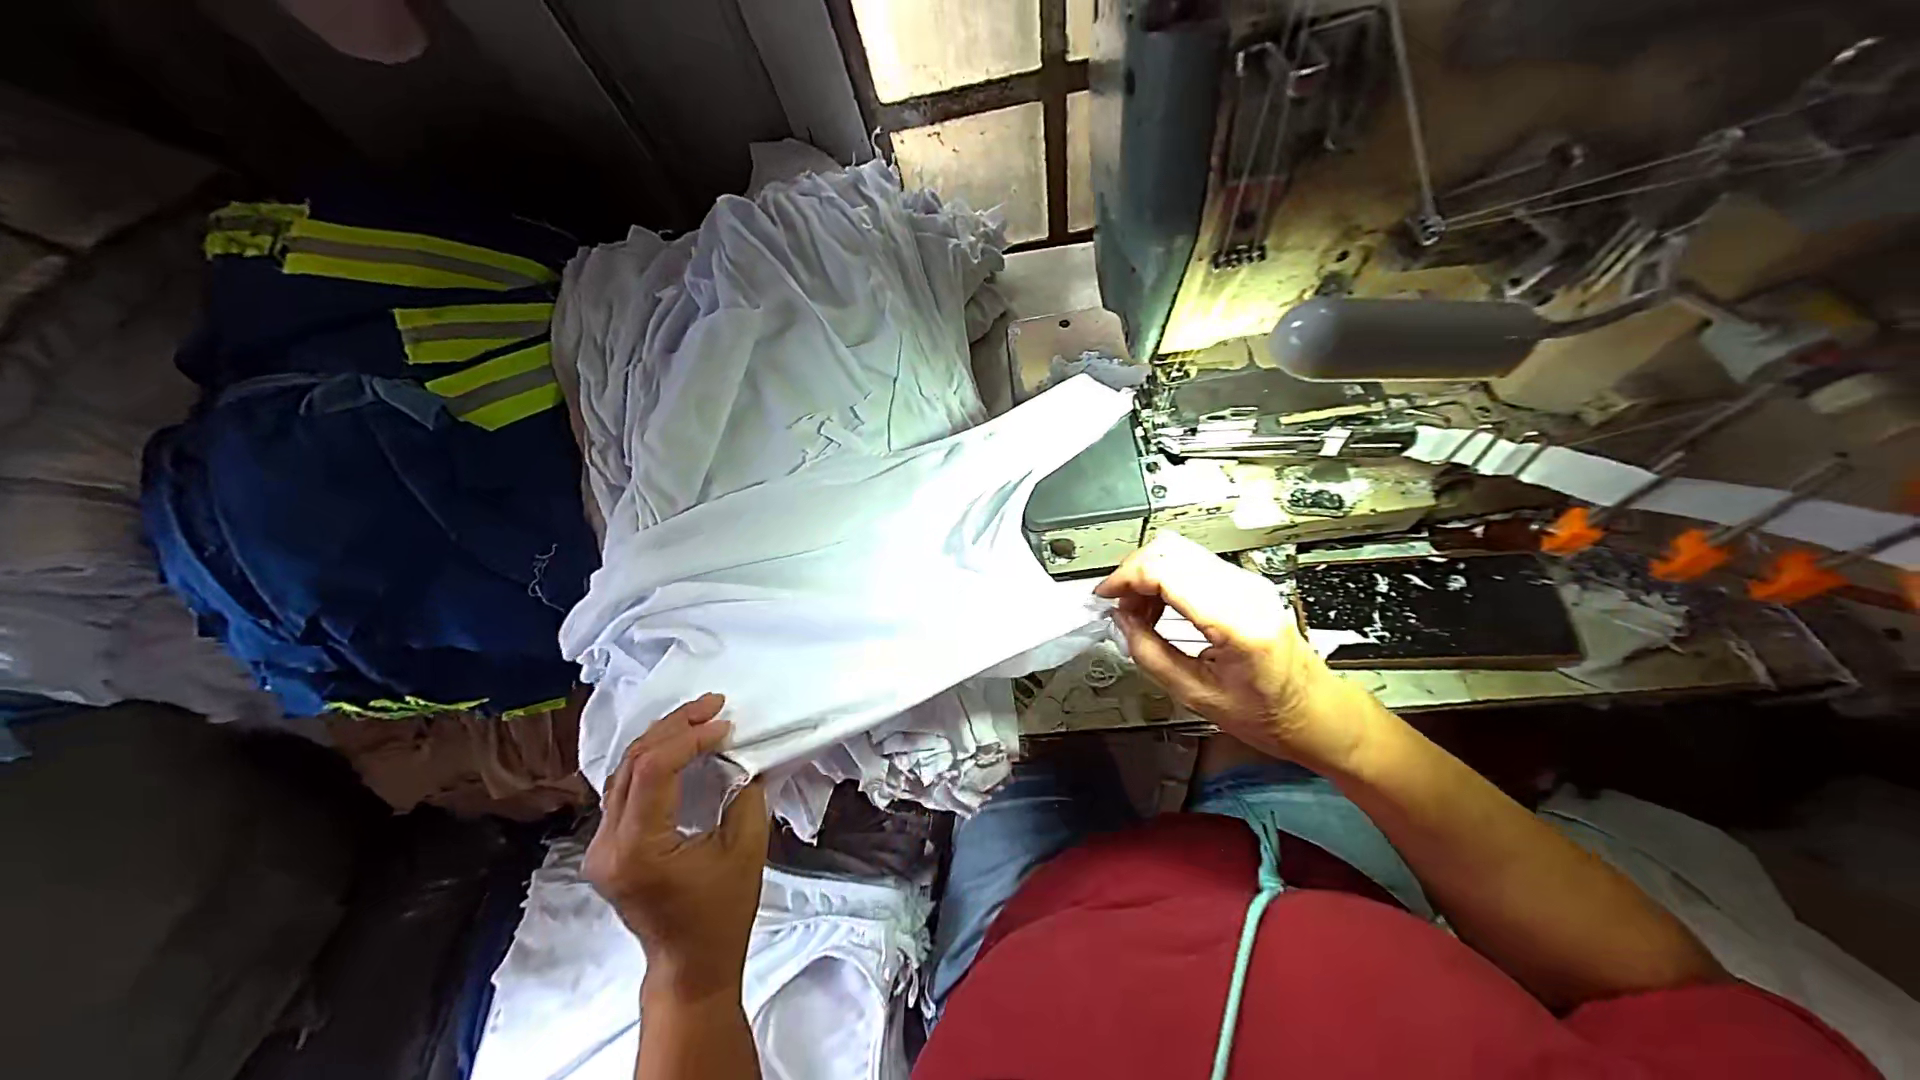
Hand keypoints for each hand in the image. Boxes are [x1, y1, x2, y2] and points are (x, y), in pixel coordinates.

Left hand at [584, 693, 769, 1002]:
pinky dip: (653, 761)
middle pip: (631, 764)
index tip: (724, 725)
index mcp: (637, 850)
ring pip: (623, 772)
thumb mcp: (745, 849)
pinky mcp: (607, 847)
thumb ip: (742, 795)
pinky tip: (678, 745)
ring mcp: (600, 847)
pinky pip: (624, 789)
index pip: (651, 771)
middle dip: (675, 727)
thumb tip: (738, 757)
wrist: (690, 964)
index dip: (688, 739)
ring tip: (699, 717)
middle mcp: (606, 845)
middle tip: (712, 705)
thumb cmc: (721, 913)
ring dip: (662, 739)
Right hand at [1095, 532, 1367, 770]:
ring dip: (1147, 575)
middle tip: (1117, 604)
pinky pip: (1193, 563)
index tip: (1105, 595)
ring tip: (1137, 612)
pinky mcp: (1246, 584)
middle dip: (1132, 573)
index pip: (1166, 571)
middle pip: (1170, 550)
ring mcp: (1249, 583)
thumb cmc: (1270, 713)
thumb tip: (1121, 622)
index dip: (1125, 578)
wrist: (1314, 712)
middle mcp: (1246, 592)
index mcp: (1236, 622)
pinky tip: (1159, 608)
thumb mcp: (1197, 696)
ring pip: (1179, 551)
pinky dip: (1165, 578)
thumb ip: (1150, 654)